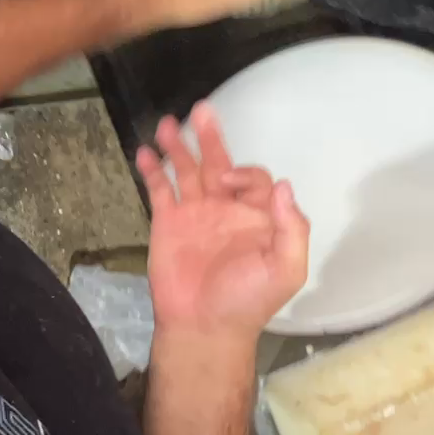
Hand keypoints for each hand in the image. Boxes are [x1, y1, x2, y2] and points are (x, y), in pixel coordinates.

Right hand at [135, 102, 308, 338]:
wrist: (202, 324)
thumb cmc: (247, 299)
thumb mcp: (285, 269)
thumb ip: (289, 228)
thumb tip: (282, 185)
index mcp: (255, 217)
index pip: (252, 179)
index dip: (242, 173)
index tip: (225, 184)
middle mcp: (224, 208)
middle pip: (217, 163)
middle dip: (210, 138)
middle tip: (202, 111)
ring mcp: (193, 213)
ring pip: (185, 170)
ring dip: (177, 146)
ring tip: (166, 123)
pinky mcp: (166, 221)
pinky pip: (158, 189)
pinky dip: (152, 170)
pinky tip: (144, 152)